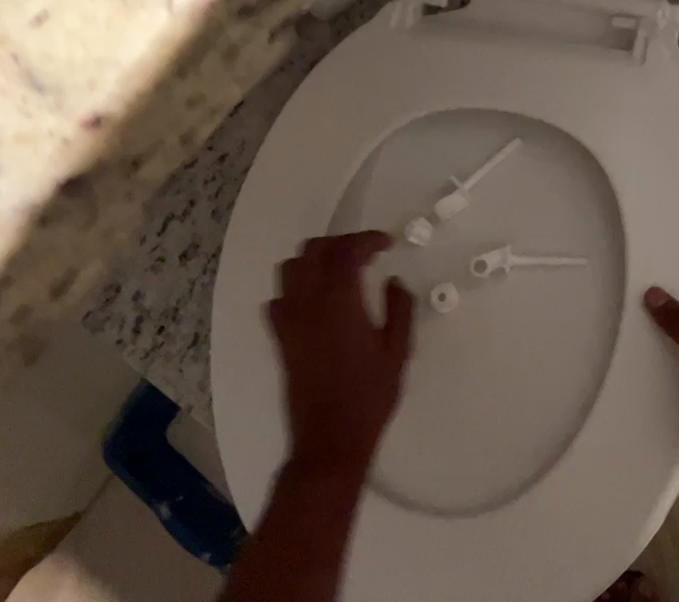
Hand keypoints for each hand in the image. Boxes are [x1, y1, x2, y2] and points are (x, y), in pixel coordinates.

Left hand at [267, 231, 414, 471]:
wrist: (330, 440)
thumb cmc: (369, 397)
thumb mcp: (398, 352)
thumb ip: (400, 310)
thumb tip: (394, 282)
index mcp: (340, 302)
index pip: (347, 251)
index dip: (367, 239)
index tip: (387, 244)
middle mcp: (308, 303)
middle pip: (314, 251)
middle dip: (341, 243)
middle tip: (366, 254)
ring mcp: (289, 320)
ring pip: (291, 268)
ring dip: (316, 260)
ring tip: (340, 271)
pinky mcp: (280, 338)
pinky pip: (279, 298)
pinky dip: (296, 288)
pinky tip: (316, 301)